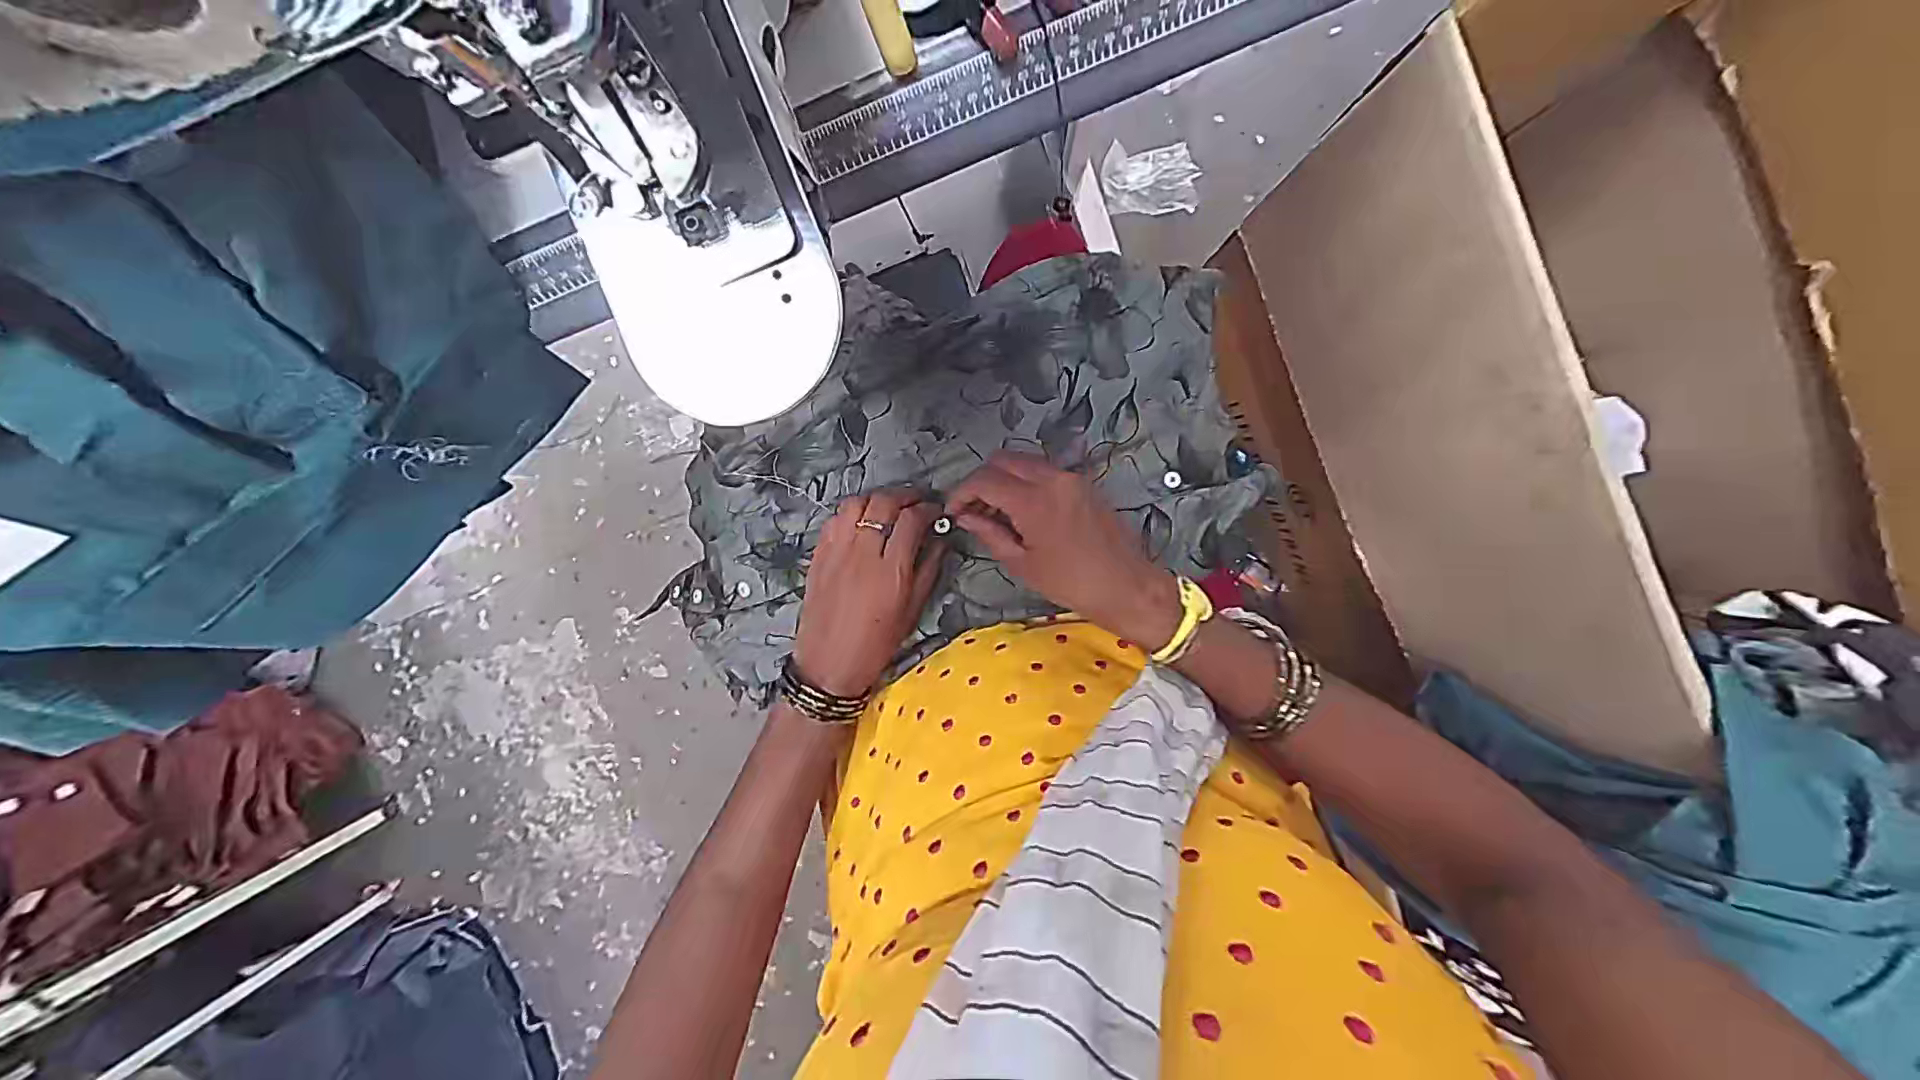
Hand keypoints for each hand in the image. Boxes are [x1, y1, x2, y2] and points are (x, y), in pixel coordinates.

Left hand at [792, 490, 944, 696]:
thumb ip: (928, 570)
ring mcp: (837, 551)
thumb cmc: (875, 644)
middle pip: (884, 503)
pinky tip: (861, 521)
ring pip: (856, 503)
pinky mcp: (819, 555)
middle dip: (905, 496)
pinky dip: (851, 512)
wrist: (829, 663)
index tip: (935, 512)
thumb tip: (940, 542)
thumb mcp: (912, 611)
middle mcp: (862, 554)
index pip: (912, 519)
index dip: (928, 509)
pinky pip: (835, 519)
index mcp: (891, 571)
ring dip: (876, 499)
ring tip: (889, 507)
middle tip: (916, 502)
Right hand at [946, 451, 1181, 649]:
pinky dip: (1026, 481)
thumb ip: (990, 533)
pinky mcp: (1083, 483)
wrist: (1126, 585)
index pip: (984, 480)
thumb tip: (967, 517)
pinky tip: (1023, 510)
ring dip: (1004, 478)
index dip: (962, 492)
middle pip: (1002, 460)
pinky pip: (1045, 470)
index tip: (954, 510)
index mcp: (1033, 499)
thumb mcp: (1022, 563)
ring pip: (1024, 461)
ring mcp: (1071, 477)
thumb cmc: (1072, 583)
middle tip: (973, 509)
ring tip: (996, 512)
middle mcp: (1052, 478)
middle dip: (981, 480)